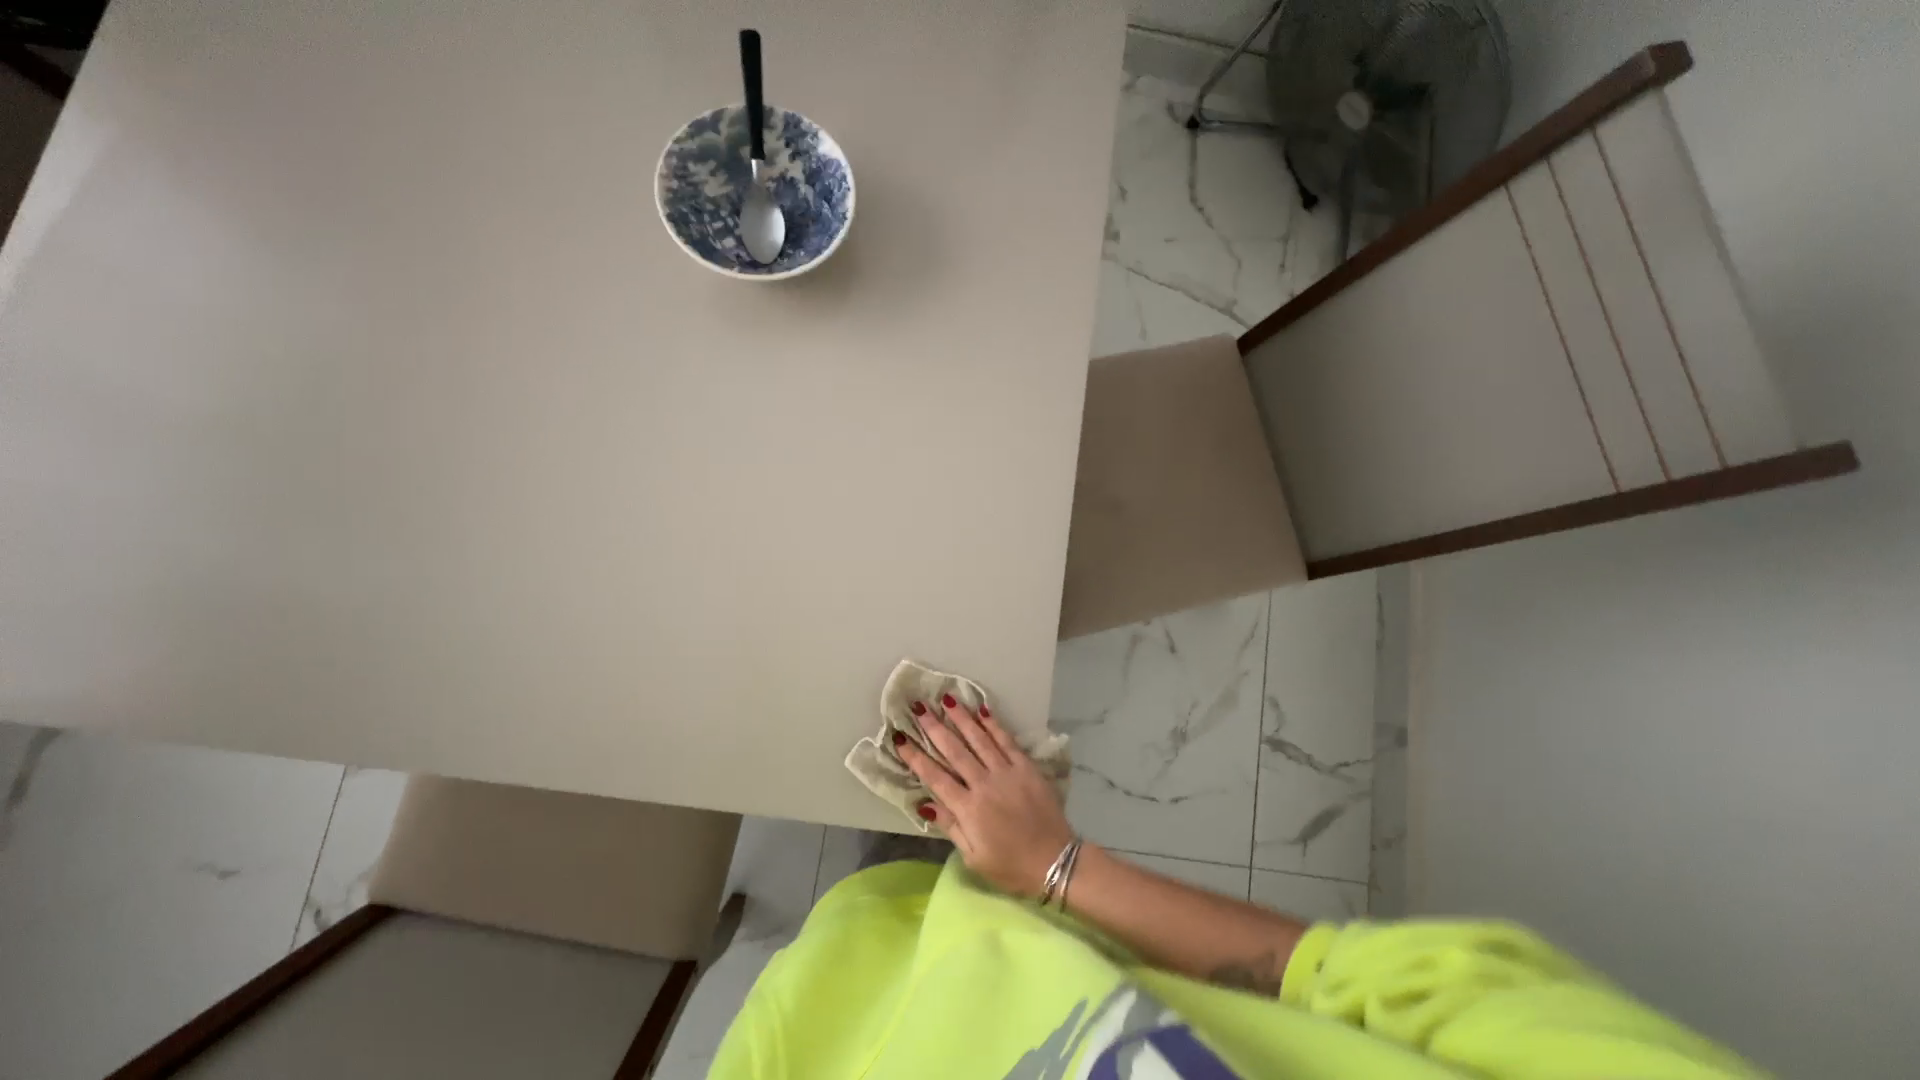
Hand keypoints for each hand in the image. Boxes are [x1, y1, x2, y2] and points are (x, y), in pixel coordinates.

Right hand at [893, 695, 1073, 897]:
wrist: (1055, 861)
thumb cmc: (1010, 866)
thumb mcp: (973, 856)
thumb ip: (950, 825)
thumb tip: (923, 802)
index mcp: (968, 809)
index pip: (935, 777)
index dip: (915, 757)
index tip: (900, 738)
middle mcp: (984, 785)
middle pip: (954, 751)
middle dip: (934, 728)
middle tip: (918, 707)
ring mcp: (1007, 773)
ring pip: (979, 739)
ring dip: (961, 718)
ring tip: (946, 699)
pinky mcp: (1027, 768)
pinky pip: (1007, 741)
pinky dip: (994, 725)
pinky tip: (982, 710)